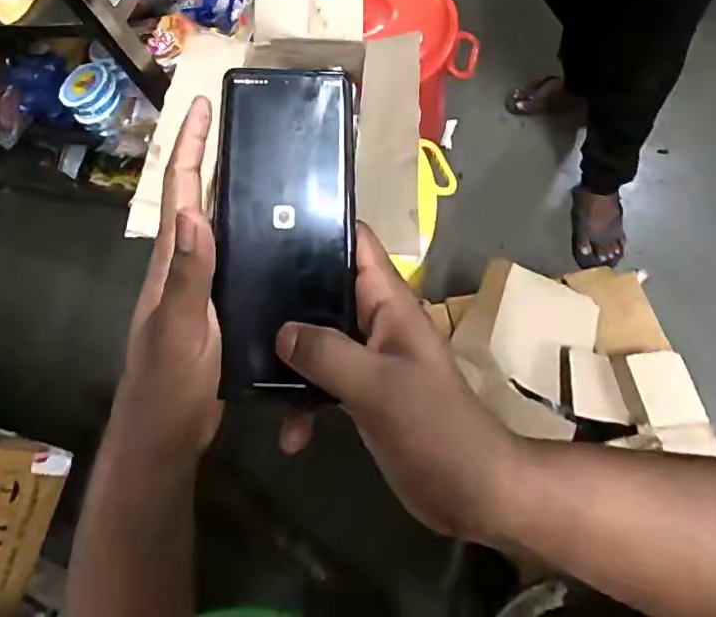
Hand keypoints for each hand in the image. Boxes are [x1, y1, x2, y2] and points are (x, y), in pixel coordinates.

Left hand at [112, 97, 220, 461]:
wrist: (164, 436)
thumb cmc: (168, 383)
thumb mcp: (179, 329)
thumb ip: (187, 274)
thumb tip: (191, 210)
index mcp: (172, 258)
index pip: (179, 188)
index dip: (190, 144)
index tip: (203, 105)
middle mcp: (182, 260)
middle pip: (192, 194)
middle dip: (206, 152)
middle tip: (234, 122)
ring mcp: (197, 282)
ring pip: (210, 220)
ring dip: (223, 186)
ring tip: (256, 162)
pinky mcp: (215, 303)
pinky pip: (228, 251)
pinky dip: (239, 226)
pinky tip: (267, 229)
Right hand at [276, 224, 523, 542]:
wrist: (473, 493)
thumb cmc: (435, 428)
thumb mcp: (378, 387)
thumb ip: (328, 354)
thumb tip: (280, 331)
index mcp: (389, 302)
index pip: (358, 242)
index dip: (323, 224)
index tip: (274, 222)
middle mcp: (376, 321)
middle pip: (328, 288)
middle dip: (289, 291)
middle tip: (241, 290)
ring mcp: (369, 356)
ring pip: (320, 337)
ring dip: (290, 355)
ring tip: (250, 366)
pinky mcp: (362, 391)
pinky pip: (323, 381)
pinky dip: (304, 402)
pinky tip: (290, 435)